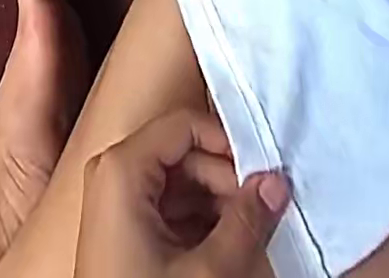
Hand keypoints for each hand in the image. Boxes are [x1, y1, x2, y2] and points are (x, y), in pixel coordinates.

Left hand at [74, 109, 289, 277]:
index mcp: (123, 166)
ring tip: (248, 231)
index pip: (184, 125)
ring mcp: (115, 201)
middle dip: (226, 180)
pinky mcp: (122, 229)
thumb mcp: (206, 272)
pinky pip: (168, 206)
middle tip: (260, 206)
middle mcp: (113, 172)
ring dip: (217, 203)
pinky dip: (199, 221)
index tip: (260, 168)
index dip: (227, 143)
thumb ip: (246, 220)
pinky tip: (225, 245)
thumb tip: (275, 183)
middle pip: (183, 153)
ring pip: (179, 181)